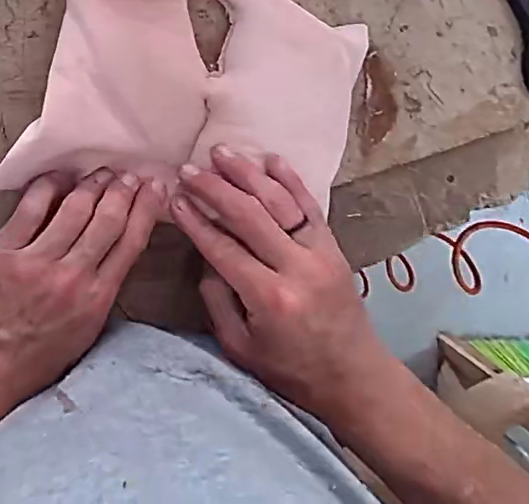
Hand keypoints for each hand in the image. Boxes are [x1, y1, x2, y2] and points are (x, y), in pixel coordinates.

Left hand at [0, 169, 164, 414]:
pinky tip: (61, 176)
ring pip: (75, 206)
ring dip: (94, 183)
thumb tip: (128, 233)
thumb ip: (109, 278)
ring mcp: (35, 262)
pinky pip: (32, 206)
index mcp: (97, 296)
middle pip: (108, 217)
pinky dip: (50, 184)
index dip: (147, 206)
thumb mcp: (91, 323)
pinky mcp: (3, 252)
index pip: (132, 239)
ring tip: (101, 173)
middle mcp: (71, 276)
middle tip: (129, 175)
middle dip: (123, 189)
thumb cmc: (43, 351)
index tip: (155, 186)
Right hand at [168, 146, 397, 421]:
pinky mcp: (333, 243)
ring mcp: (319, 251)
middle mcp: (296, 267)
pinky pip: (309, 203)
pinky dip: (290, 178)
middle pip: (249, 215)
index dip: (196, 221)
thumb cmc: (290, 369)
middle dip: (215, 189)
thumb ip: (218, 300)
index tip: (176, 198)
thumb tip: (205, 253)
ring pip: (279, 201)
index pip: (223, 249)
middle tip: (189, 169)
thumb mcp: (241, 347)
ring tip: (222, 153)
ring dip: (247, 173)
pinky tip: (270, 158)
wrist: (353, 374)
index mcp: (270, 298)